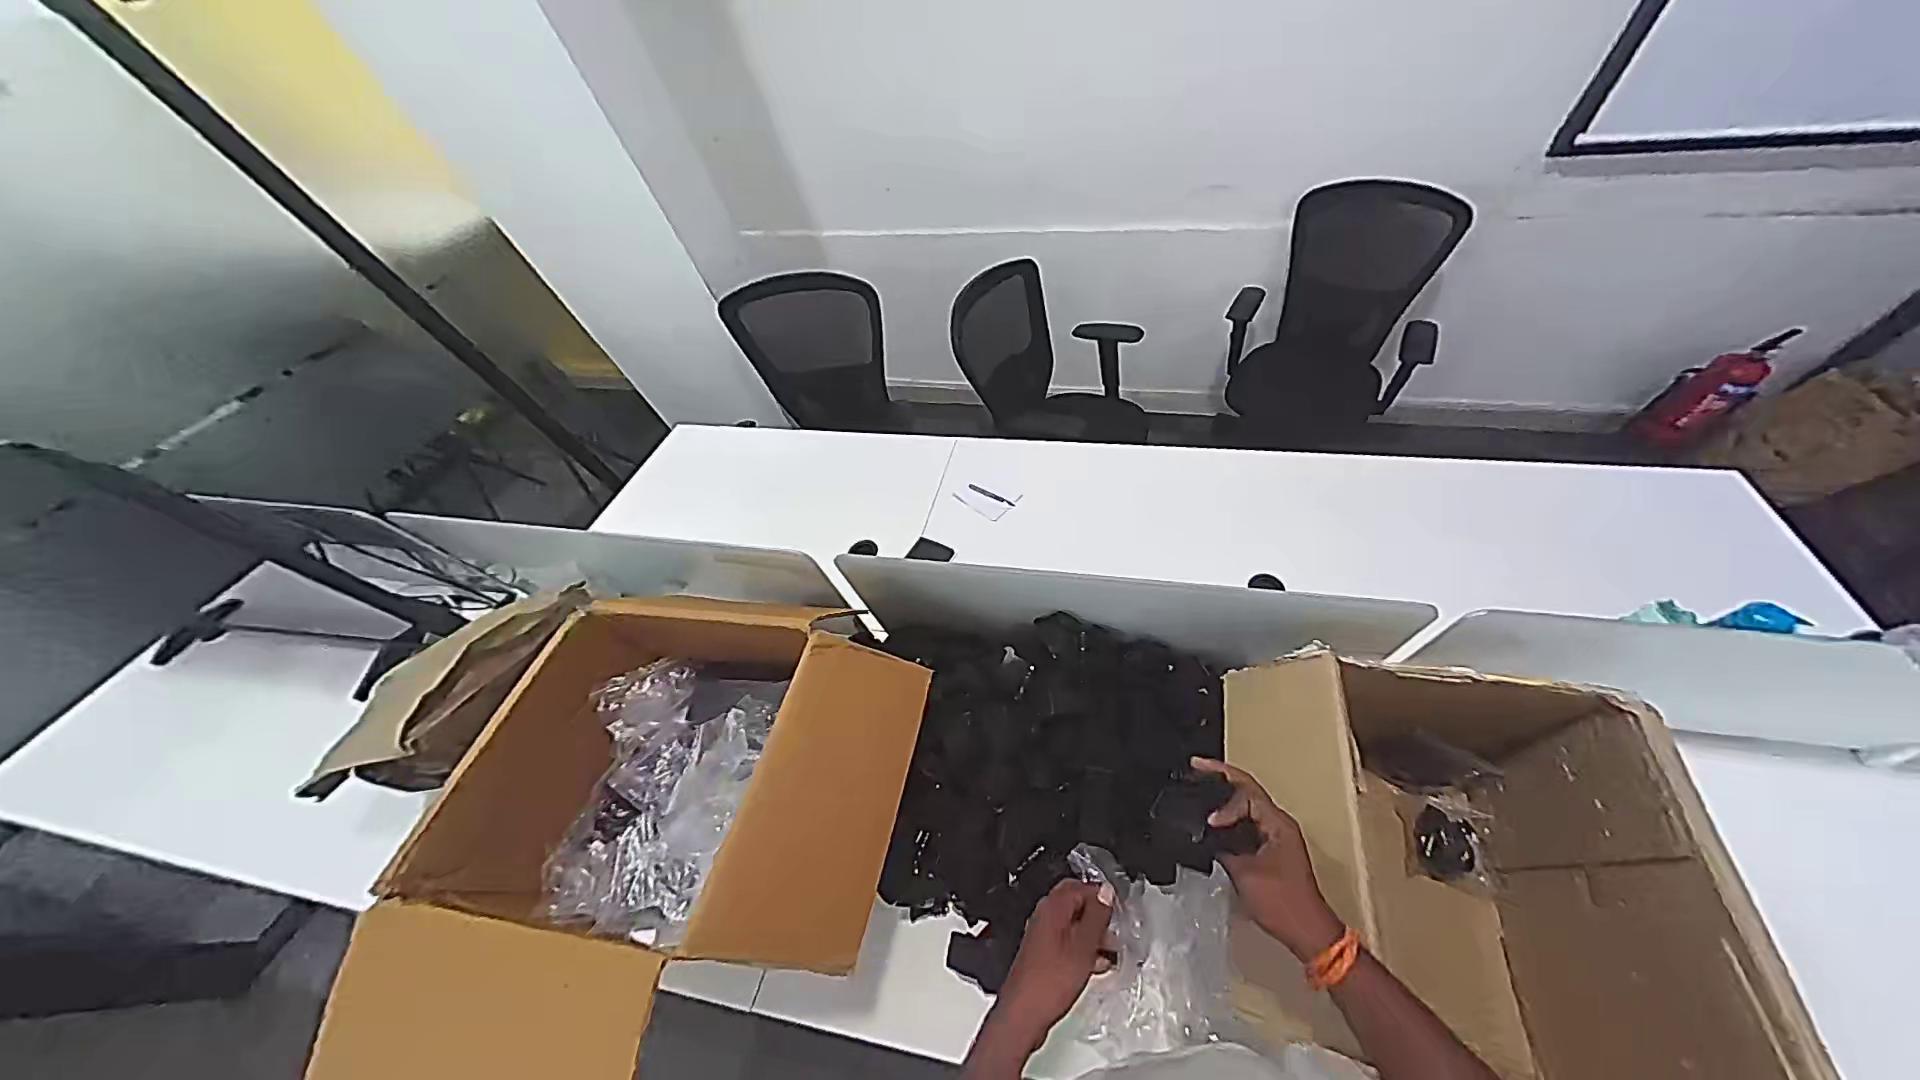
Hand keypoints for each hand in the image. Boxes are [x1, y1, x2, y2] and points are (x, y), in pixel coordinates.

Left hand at [990, 879, 1112, 1049]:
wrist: (1024, 1012)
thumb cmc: (1050, 980)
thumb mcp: (1083, 946)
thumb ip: (1096, 916)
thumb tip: (1106, 892)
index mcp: (1053, 906)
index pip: (1081, 886)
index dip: (1102, 896)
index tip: (1119, 909)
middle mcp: (1044, 914)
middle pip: (1076, 902)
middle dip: (1098, 914)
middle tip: (1115, 929)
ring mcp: (1042, 933)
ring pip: (1073, 922)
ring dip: (1092, 933)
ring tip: (1111, 950)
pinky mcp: (1043, 952)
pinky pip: (1067, 940)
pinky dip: (1082, 947)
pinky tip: (1096, 964)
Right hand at [1192, 756, 1344, 960]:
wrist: (1308, 934)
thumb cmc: (1281, 903)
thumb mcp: (1244, 872)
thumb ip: (1222, 846)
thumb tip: (1207, 833)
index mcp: (1278, 823)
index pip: (1246, 792)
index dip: (1222, 800)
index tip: (1208, 819)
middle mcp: (1279, 823)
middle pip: (1247, 788)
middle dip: (1221, 775)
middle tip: (1195, 765)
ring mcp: (1277, 835)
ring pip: (1247, 802)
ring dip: (1224, 793)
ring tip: (1200, 783)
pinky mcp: (1271, 847)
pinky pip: (1248, 818)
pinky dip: (1229, 812)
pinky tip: (1213, 816)